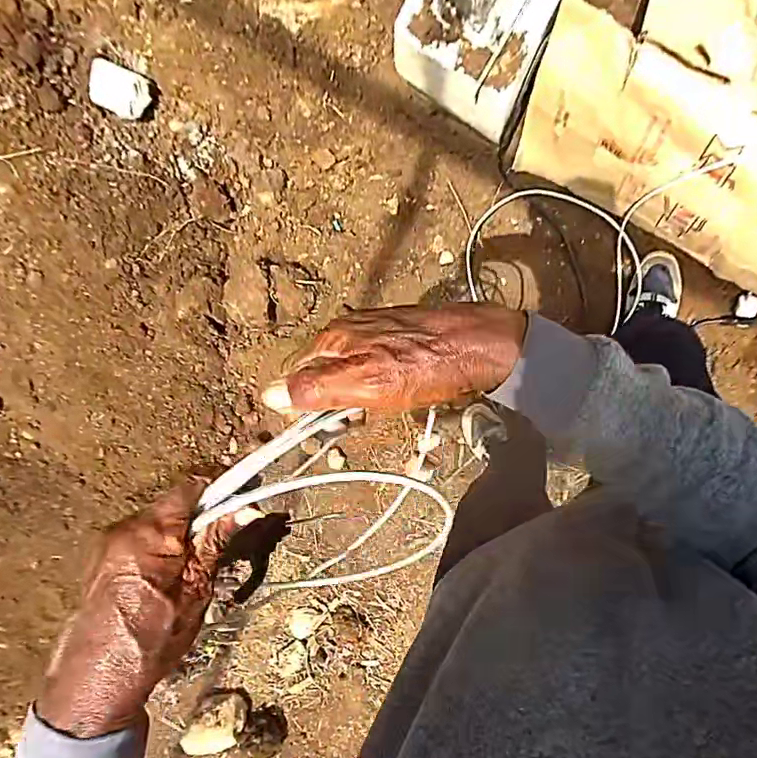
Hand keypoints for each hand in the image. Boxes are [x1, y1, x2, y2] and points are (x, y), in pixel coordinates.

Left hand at [36, 480, 238, 738]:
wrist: (96, 682)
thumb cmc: (149, 641)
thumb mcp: (196, 590)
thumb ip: (216, 543)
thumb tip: (244, 509)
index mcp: (147, 533)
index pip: (191, 488)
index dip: (224, 487)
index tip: (249, 491)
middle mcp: (122, 530)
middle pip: (176, 505)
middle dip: (207, 515)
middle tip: (235, 536)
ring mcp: (108, 545)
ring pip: (161, 523)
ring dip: (187, 533)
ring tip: (206, 564)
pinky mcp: (103, 561)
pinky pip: (144, 540)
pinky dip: (167, 547)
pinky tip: (179, 575)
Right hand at [260, 304, 527, 413]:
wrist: (485, 346)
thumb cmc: (428, 367)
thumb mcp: (368, 383)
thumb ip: (319, 388)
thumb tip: (271, 395)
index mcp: (335, 338)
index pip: (297, 377)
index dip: (307, 407)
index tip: (329, 427)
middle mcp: (350, 330)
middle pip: (324, 376)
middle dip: (337, 404)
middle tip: (363, 418)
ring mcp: (377, 332)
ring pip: (352, 375)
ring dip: (361, 400)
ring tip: (387, 407)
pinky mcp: (401, 338)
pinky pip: (377, 371)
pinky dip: (383, 390)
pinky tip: (403, 394)